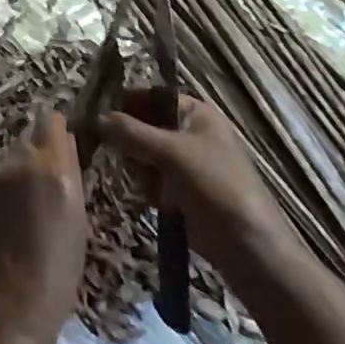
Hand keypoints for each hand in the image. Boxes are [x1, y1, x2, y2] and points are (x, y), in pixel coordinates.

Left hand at [0, 111, 86, 343]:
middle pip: (29, 133)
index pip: (50, 121)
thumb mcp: (77, 217)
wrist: (12, 294)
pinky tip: (14, 205)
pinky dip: (7, 179)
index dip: (55, 126)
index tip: (62, 135)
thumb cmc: (60, 267)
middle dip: (39, 144)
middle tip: (48, 170)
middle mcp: (23, 160)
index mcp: (56, 169)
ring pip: (12, 151)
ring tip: (31, 193)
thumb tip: (64, 144)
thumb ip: (69, 174)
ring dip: (22, 161)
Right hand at [99, 94, 294, 273]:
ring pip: (140, 152)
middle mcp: (189, 131)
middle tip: (131, 160)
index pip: (149, 96)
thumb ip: (131, 132)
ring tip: (151, 186)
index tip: (101, 120)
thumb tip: (95, 118)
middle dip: (131, 143)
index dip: (124, 105)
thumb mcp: (171, 153)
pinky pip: (149, 175)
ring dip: (139, 168)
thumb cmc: (216, 187)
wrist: (248, 247)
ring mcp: (185, 160)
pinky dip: (147, 186)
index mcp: (195, 112)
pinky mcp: (180, 186)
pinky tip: (156, 200)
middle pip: (141, 124)